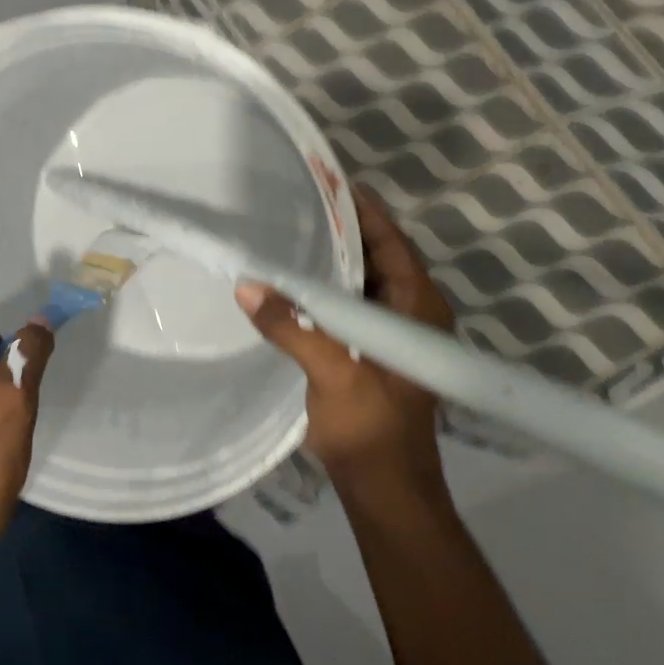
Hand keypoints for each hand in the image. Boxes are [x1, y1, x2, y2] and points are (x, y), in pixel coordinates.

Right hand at [235, 186, 453, 487]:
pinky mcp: (372, 350)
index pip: (393, 244)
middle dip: (341, 228)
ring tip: (286, 230)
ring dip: (331, 257)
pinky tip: (290, 280)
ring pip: (362, 280)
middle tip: (295, 200)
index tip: (327, 181)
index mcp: (418, 310)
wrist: (383, 484)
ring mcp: (393, 333)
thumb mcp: (331, 373)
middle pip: (378, 256)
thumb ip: (291, 327)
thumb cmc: (371, 426)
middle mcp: (412, 314)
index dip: (363, 212)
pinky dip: (324, 285)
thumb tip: (246, 285)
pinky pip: (348, 302)